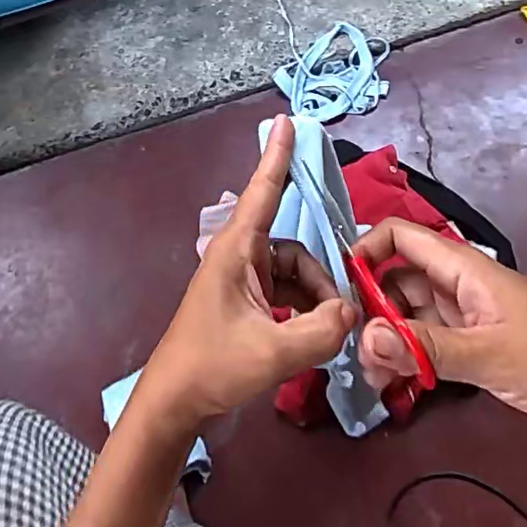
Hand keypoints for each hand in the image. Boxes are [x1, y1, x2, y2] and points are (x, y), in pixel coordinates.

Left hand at [138, 116, 358, 427]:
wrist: (173, 405)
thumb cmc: (211, 368)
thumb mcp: (270, 354)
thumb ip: (319, 332)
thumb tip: (352, 310)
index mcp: (238, 250)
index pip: (263, 191)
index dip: (277, 155)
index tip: (287, 121)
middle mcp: (243, 255)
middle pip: (298, 251)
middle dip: (321, 281)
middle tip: (340, 317)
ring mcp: (246, 278)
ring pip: (298, 274)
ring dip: (315, 301)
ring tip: (325, 334)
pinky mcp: (249, 299)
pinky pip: (289, 292)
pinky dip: (304, 310)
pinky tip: (311, 336)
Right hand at [354, 219, 526, 447]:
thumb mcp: (492, 354)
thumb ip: (426, 347)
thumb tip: (363, 338)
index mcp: (462, 266)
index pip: (399, 236)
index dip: (365, 252)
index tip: (340, 292)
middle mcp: (458, 282)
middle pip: (397, 279)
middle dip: (372, 311)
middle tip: (359, 358)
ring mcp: (466, 313)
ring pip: (410, 314)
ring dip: (389, 340)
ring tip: (379, 382)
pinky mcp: (475, 342)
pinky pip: (428, 340)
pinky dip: (411, 357)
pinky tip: (402, 387)